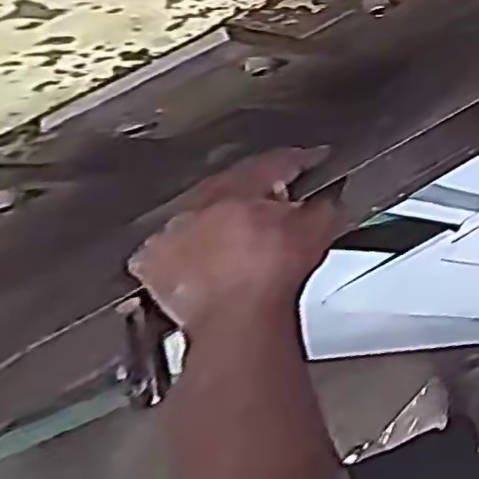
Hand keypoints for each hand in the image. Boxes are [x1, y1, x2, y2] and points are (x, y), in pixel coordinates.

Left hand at [129, 147, 341, 335]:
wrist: (240, 319)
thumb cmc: (274, 275)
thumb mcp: (322, 224)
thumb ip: (325, 197)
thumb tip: (327, 189)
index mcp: (239, 191)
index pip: (276, 161)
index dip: (302, 158)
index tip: (314, 158)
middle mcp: (198, 207)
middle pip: (234, 181)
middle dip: (260, 184)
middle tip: (283, 190)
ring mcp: (170, 234)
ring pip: (203, 206)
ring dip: (225, 209)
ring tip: (249, 221)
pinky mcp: (151, 262)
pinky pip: (174, 237)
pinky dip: (194, 236)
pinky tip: (212, 243)